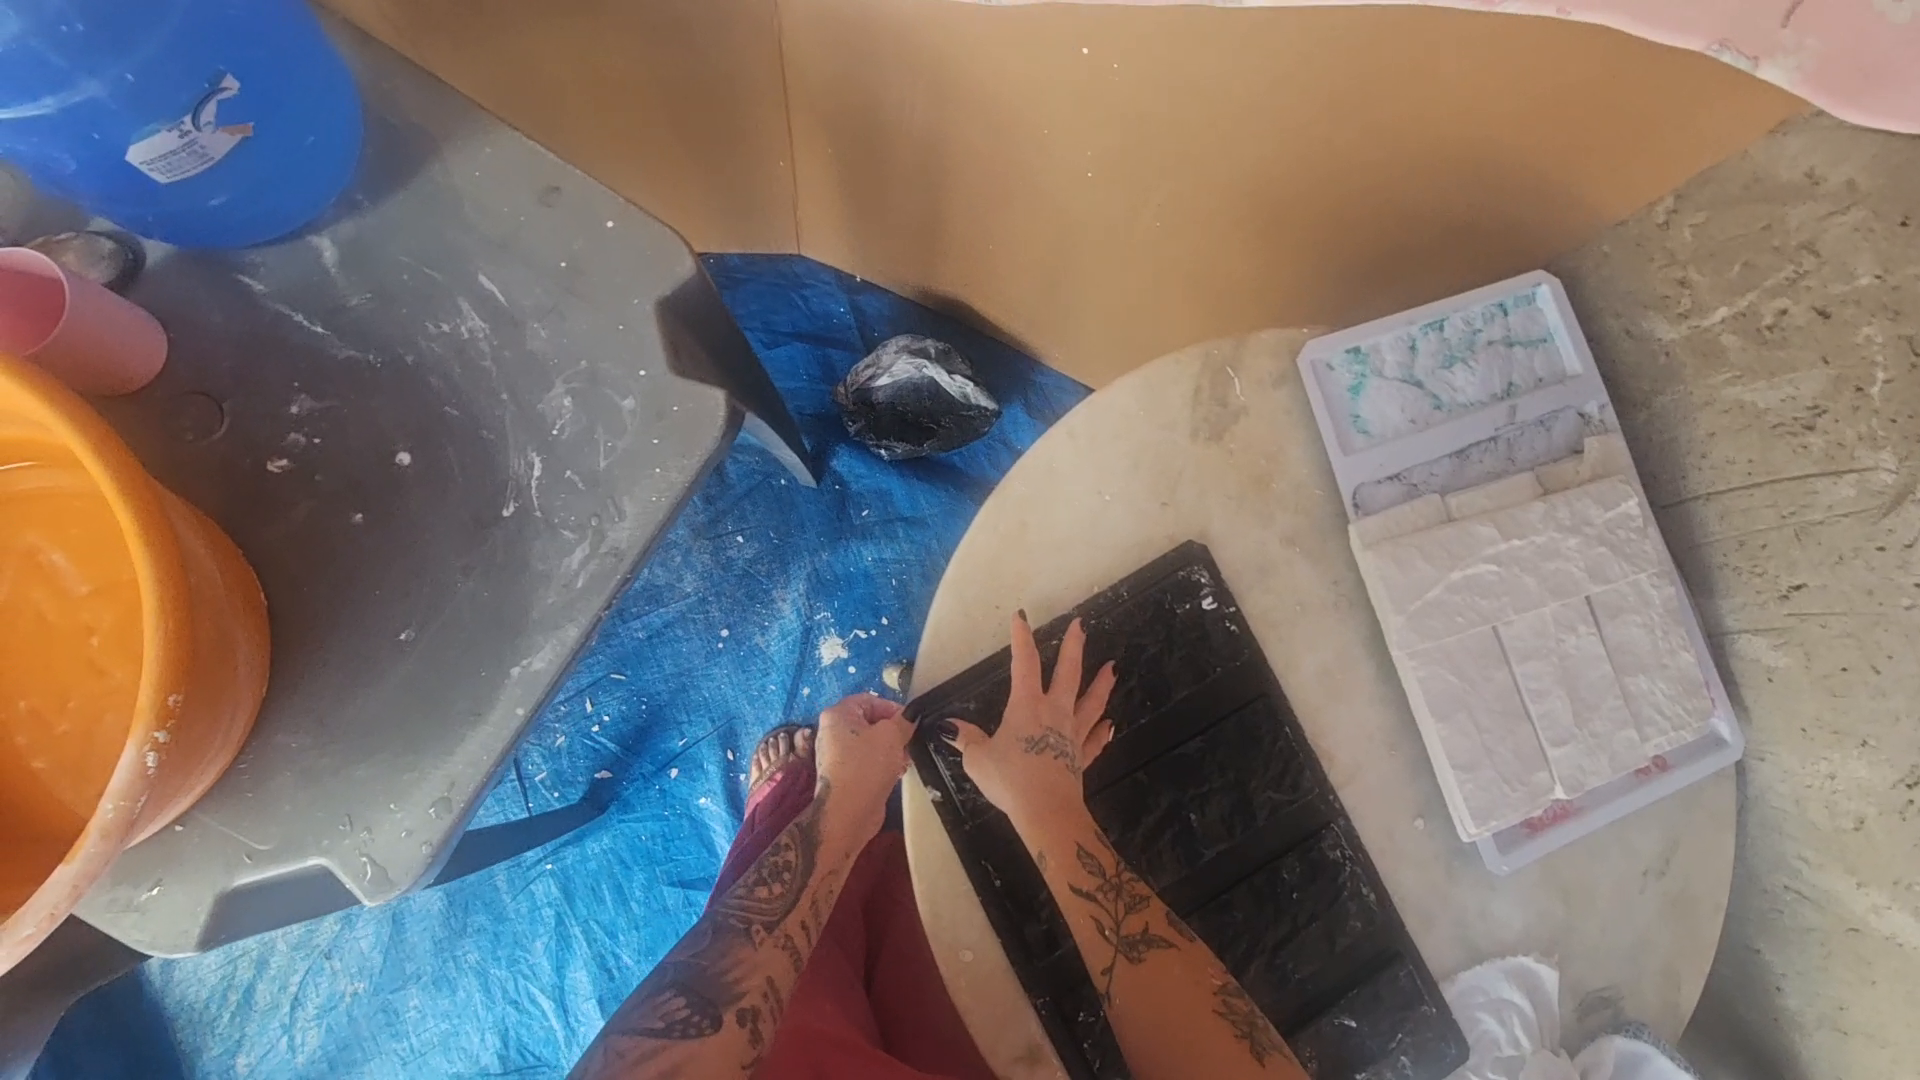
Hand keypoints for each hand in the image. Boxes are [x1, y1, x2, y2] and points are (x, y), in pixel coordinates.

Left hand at [813, 693, 914, 846]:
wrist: (848, 813)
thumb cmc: (867, 765)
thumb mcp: (892, 735)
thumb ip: (904, 721)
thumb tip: (911, 716)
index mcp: (837, 715)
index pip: (869, 700)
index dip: (892, 707)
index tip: (910, 721)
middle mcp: (832, 731)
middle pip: (870, 721)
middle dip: (893, 730)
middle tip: (909, 741)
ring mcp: (836, 754)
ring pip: (870, 742)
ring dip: (890, 748)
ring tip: (905, 759)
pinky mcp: (843, 774)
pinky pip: (867, 760)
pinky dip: (882, 762)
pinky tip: (896, 772)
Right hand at [944, 613, 1117, 834]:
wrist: (1046, 811)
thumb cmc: (1010, 780)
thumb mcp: (977, 758)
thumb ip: (966, 739)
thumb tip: (951, 727)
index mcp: (1026, 706)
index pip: (1023, 663)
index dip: (1021, 638)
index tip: (1021, 617)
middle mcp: (1054, 712)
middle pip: (1068, 673)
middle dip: (1073, 647)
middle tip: (1081, 626)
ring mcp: (1072, 735)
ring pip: (1091, 702)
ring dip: (1102, 684)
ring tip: (1113, 668)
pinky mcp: (1081, 758)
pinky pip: (1095, 740)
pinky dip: (1102, 731)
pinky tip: (1110, 724)